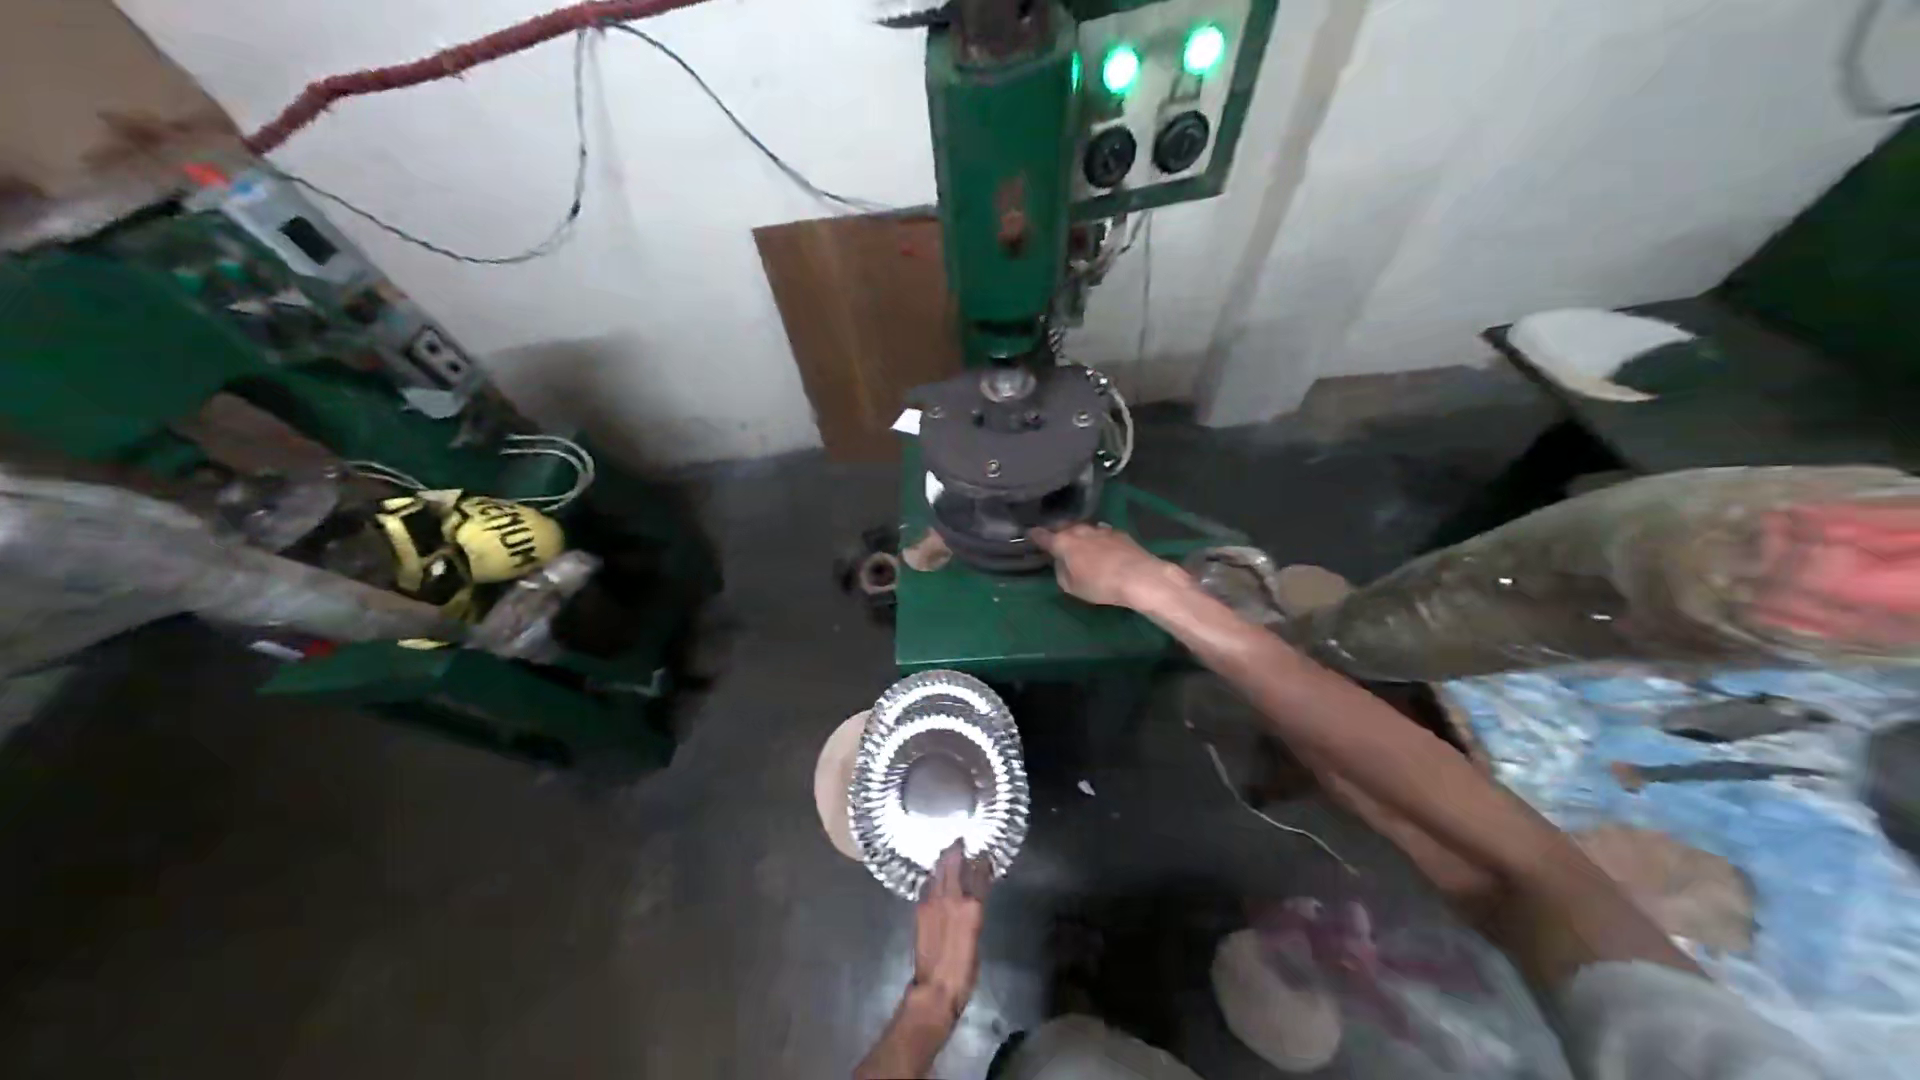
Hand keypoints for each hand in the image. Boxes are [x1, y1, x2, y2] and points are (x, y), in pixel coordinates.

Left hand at [912, 841, 991, 1014]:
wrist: (936, 986)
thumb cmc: (964, 969)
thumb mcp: (976, 936)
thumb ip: (973, 913)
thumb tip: (971, 901)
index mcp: (973, 906)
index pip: (979, 875)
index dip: (982, 862)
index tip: (983, 852)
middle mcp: (953, 897)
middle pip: (954, 865)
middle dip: (957, 850)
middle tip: (959, 841)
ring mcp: (934, 901)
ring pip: (939, 871)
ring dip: (943, 860)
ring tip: (946, 852)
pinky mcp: (920, 908)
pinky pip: (927, 885)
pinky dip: (932, 878)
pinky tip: (933, 877)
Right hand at [1029, 523, 1182, 608]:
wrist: (1139, 576)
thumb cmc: (1100, 585)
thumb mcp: (1071, 587)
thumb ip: (1061, 572)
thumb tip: (1062, 562)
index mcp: (1063, 543)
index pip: (1042, 536)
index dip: (1034, 535)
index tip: (1029, 534)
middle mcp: (1079, 531)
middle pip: (1064, 528)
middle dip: (1058, 532)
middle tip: (1056, 540)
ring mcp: (1100, 530)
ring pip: (1084, 529)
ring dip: (1079, 535)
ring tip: (1080, 544)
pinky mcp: (1119, 533)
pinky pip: (1101, 533)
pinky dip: (1097, 539)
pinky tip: (1102, 548)